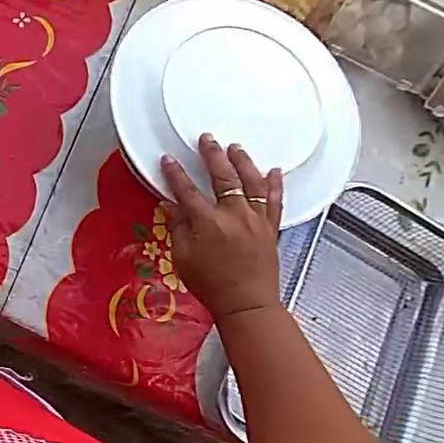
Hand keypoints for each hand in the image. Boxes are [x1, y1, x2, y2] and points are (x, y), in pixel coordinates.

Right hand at [160, 135, 284, 321]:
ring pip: (252, 182)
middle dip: (212, 156)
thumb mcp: (182, 256)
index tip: (168, 159)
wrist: (246, 303)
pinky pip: (275, 200)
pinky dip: (275, 183)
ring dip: (243, 162)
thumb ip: (179, 228)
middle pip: (222, 178)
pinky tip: (273, 170)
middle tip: (206, 139)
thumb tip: (174, 206)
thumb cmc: (209, 283)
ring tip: (236, 147)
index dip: (175, 174)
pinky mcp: (271, 227)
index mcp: (207, 222)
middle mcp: (234, 215)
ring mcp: (256, 219)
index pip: (186, 191)